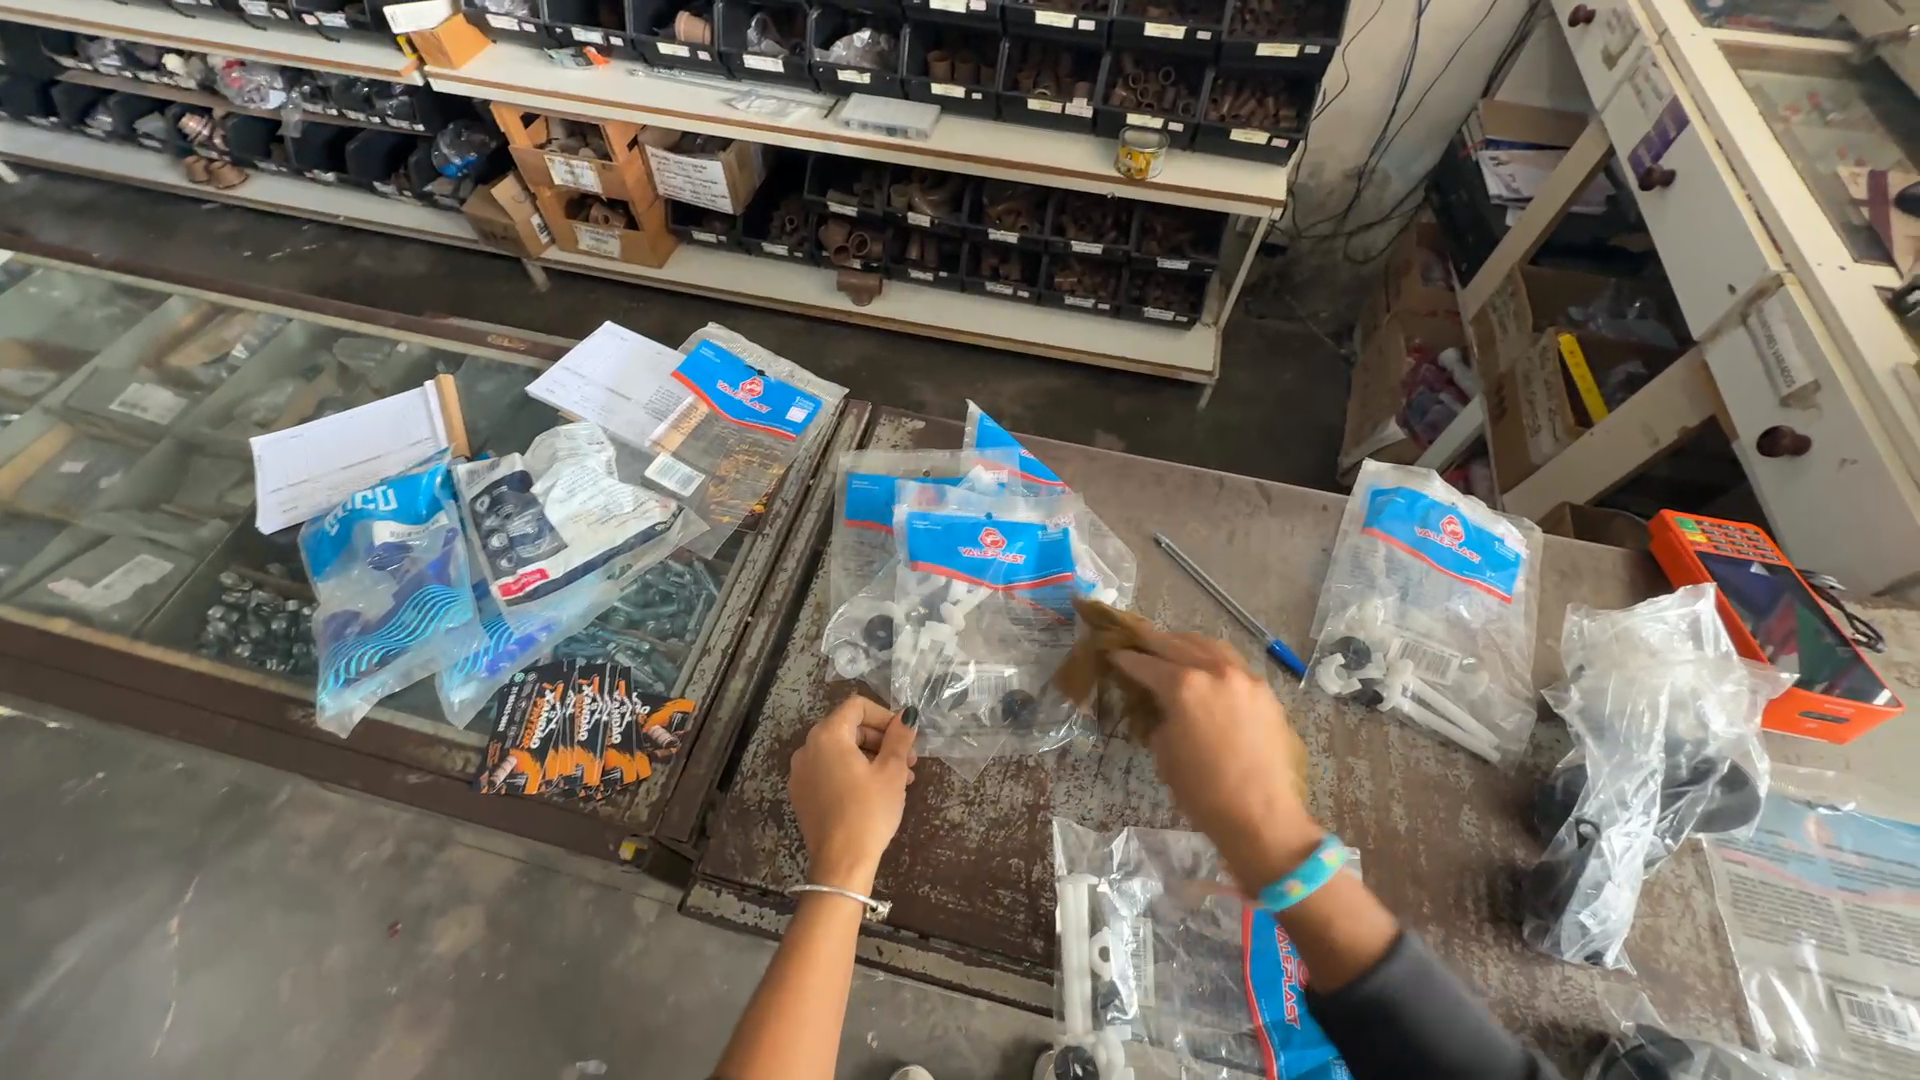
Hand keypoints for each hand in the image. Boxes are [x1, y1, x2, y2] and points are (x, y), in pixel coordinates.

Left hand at [788, 698, 917, 894]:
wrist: (841, 863)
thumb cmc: (869, 811)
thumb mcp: (891, 771)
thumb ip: (899, 737)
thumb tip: (907, 716)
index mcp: (827, 736)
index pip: (857, 706)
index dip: (884, 715)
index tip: (905, 734)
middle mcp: (807, 748)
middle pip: (848, 728)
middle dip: (881, 739)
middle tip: (909, 760)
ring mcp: (801, 772)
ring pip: (841, 751)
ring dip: (871, 757)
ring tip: (901, 779)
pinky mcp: (802, 794)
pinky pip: (830, 770)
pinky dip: (853, 771)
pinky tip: (876, 791)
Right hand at [1111, 631, 1319, 890]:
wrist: (1262, 815)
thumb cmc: (1203, 791)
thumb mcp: (1164, 751)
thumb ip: (1159, 716)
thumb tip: (1160, 705)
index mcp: (1183, 686)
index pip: (1145, 663)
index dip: (1124, 658)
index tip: (1112, 652)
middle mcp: (1215, 670)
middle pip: (1176, 644)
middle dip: (1151, 641)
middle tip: (1134, 639)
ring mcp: (1245, 678)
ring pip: (1209, 645)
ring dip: (1185, 643)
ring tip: (1171, 646)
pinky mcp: (1265, 692)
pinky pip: (1234, 663)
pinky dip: (1214, 658)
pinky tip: (1206, 667)